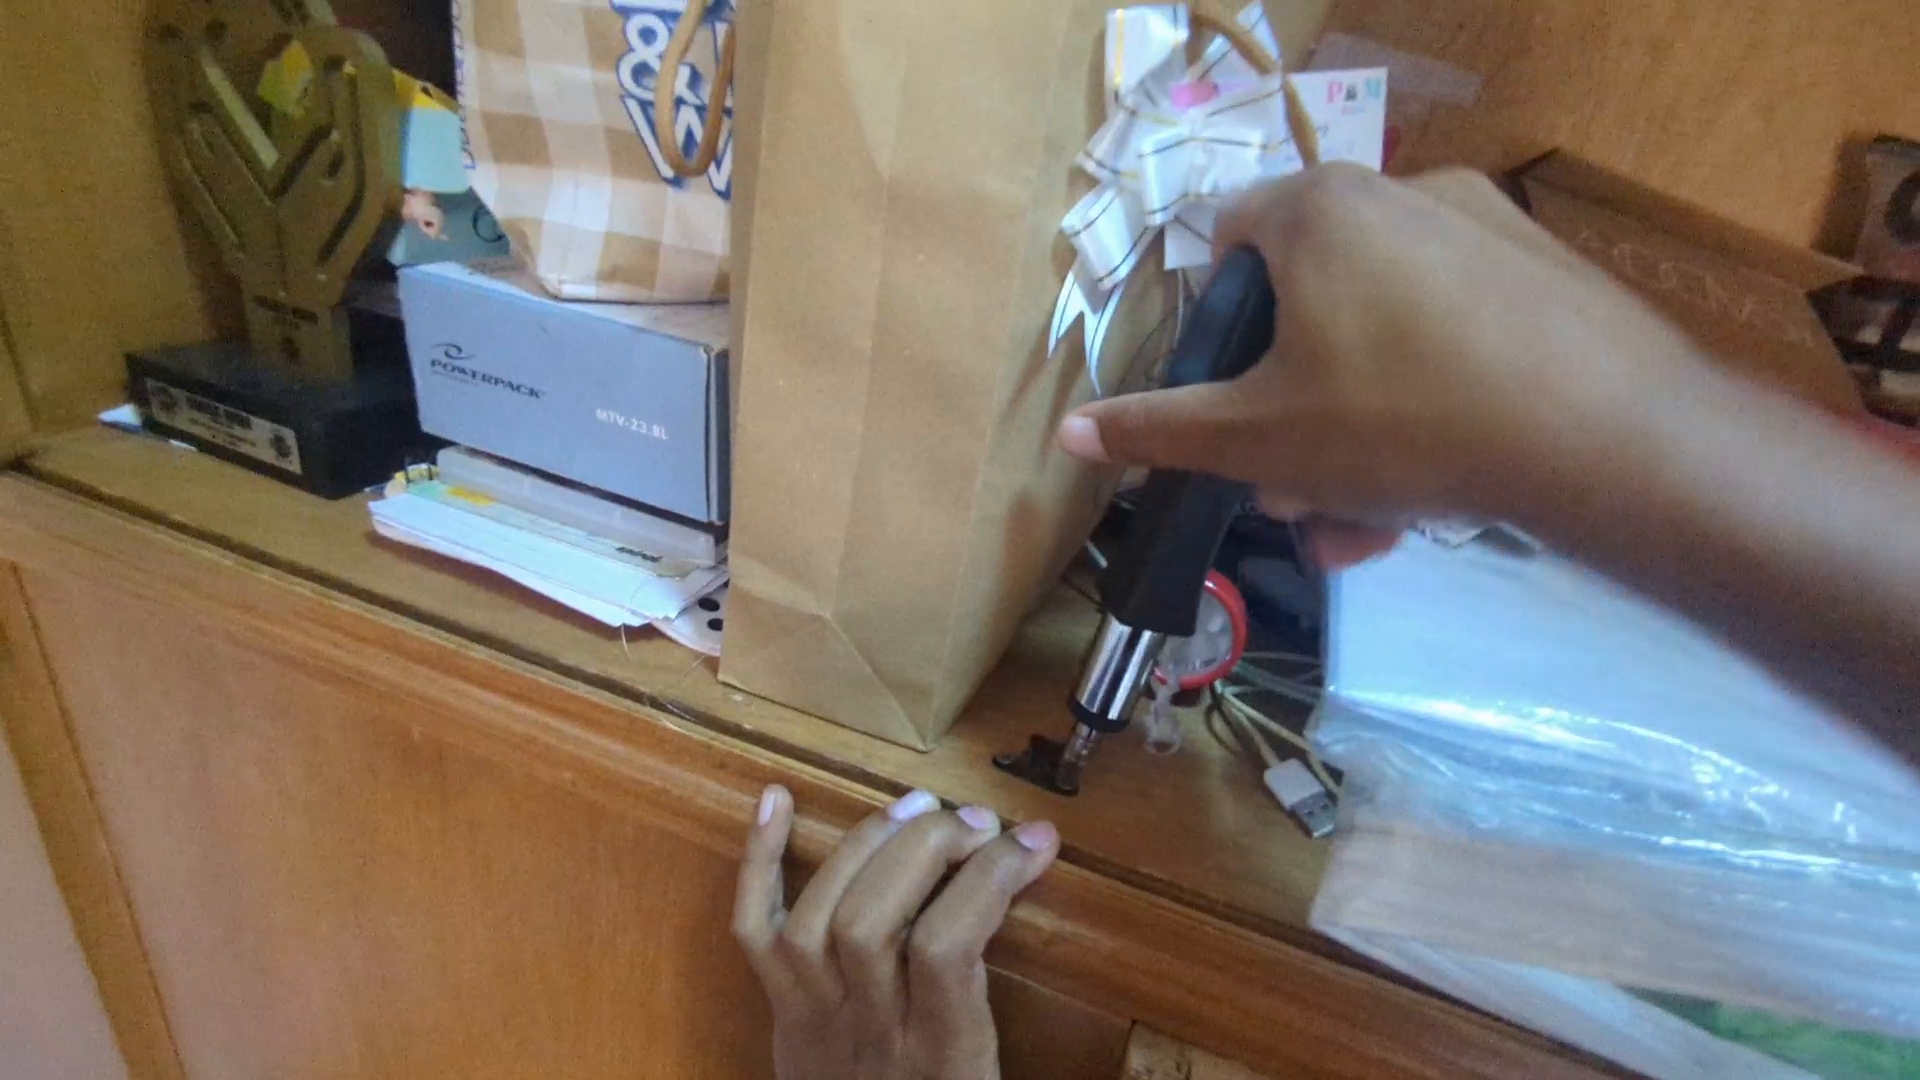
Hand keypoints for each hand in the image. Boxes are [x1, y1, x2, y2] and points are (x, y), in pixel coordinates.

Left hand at [733, 786, 1060, 1079]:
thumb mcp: (989, 1070)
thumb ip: (999, 985)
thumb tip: (1040, 861)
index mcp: (938, 1055)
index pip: (949, 948)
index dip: (992, 878)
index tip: (1036, 837)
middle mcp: (867, 1029)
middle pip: (872, 920)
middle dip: (927, 846)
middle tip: (974, 818)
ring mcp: (812, 1014)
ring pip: (817, 916)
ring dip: (867, 842)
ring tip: (917, 807)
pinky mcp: (777, 1005)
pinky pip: (753, 929)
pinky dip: (758, 860)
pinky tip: (776, 798)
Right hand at [1056, 164, 1712, 535]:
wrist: (1612, 446)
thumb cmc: (1395, 420)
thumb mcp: (1250, 436)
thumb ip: (1154, 429)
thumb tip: (1068, 430)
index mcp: (1318, 211)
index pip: (1222, 240)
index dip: (1209, 324)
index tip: (1226, 391)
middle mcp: (1398, 195)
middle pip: (1298, 306)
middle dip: (1279, 404)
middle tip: (1286, 480)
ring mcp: (1479, 230)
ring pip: (1370, 337)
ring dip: (1342, 430)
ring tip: (1351, 514)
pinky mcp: (1538, 277)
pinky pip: (1440, 342)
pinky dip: (1412, 409)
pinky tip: (1415, 491)